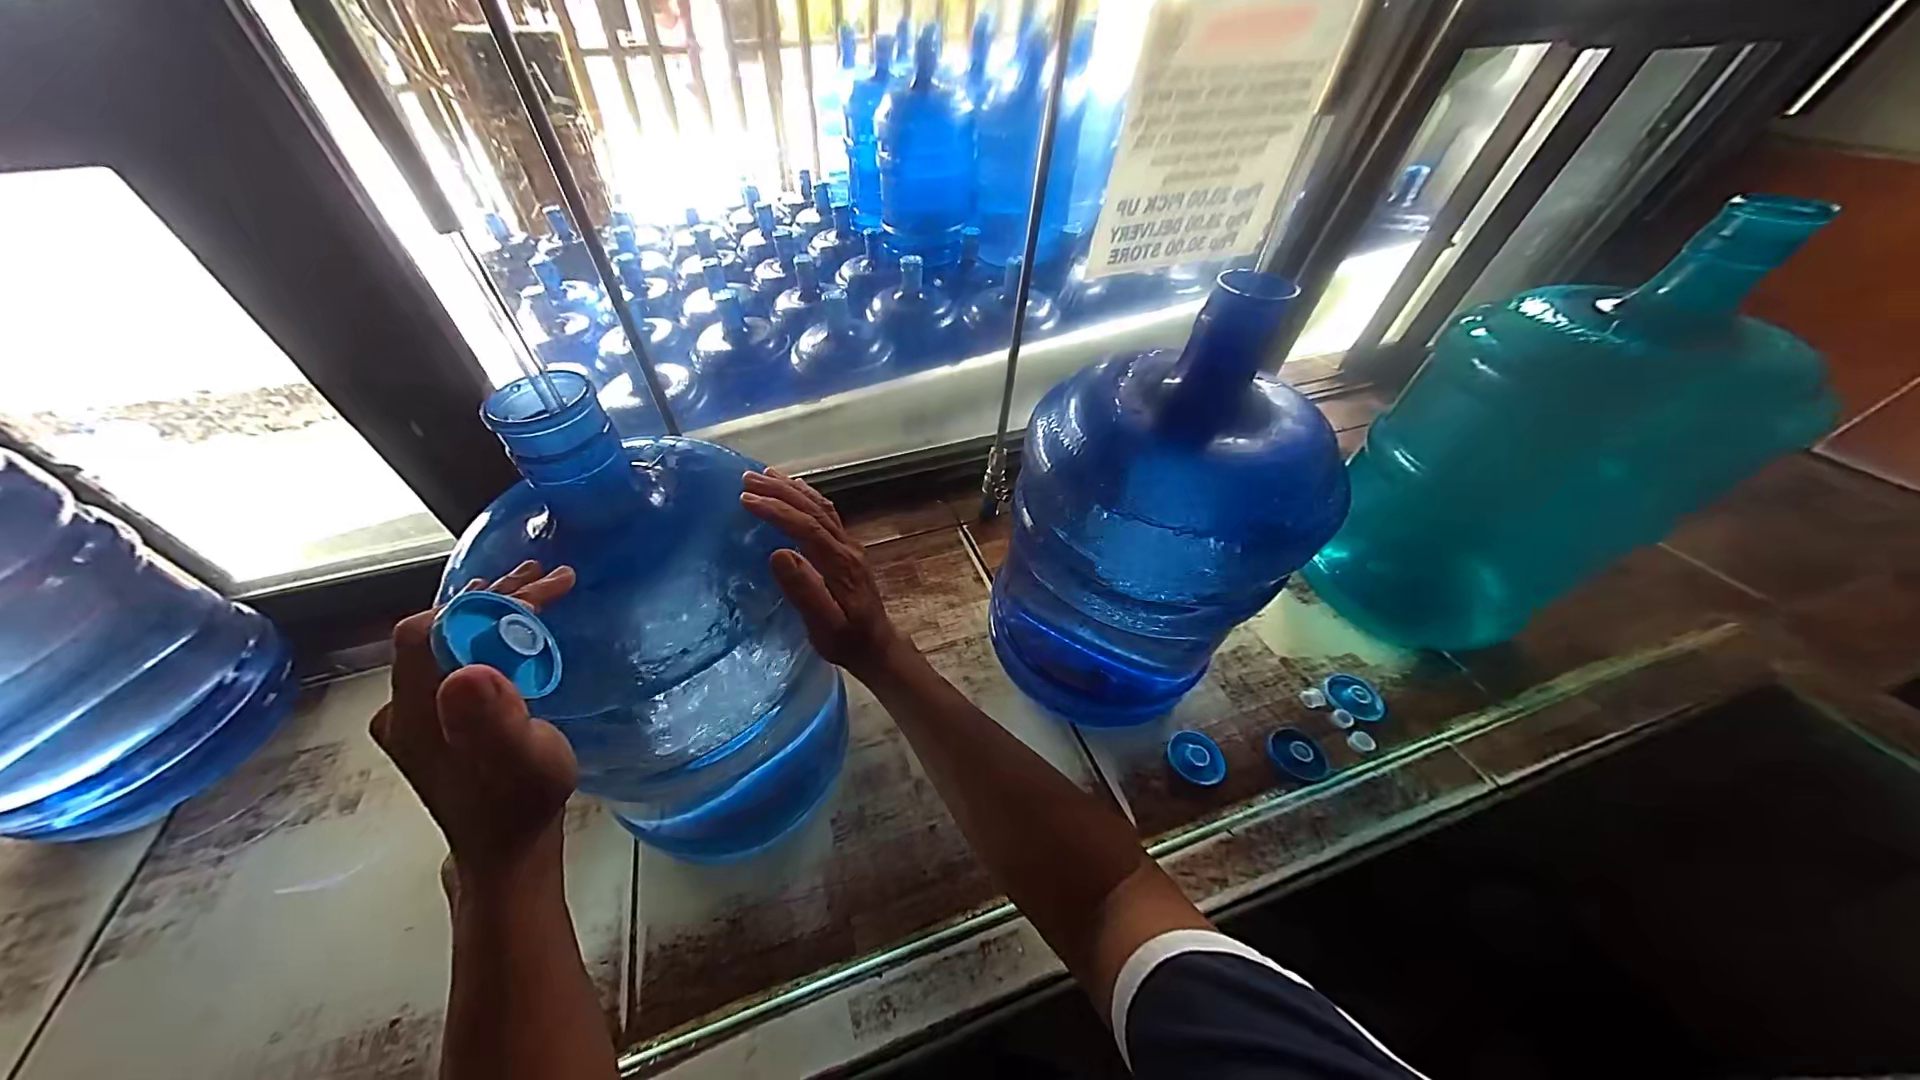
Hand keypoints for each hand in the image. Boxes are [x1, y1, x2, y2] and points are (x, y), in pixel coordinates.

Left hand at [371, 561, 578, 882]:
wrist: (506, 847)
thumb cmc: (523, 802)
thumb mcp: (522, 760)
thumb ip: (491, 719)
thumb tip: (471, 670)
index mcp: (417, 712)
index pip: (432, 632)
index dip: (484, 603)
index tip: (542, 588)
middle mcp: (404, 705)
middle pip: (437, 630)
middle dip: (493, 597)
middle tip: (546, 575)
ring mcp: (418, 711)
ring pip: (446, 640)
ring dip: (492, 609)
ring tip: (535, 585)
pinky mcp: (438, 716)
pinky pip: (456, 657)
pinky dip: (488, 631)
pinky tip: (514, 625)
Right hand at [741, 468, 913, 680]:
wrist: (877, 645)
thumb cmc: (846, 640)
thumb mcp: (824, 626)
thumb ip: (804, 591)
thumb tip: (779, 555)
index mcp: (840, 564)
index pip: (808, 527)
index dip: (778, 511)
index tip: (746, 499)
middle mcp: (847, 548)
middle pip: (814, 510)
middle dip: (780, 491)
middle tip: (747, 477)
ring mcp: (849, 546)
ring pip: (821, 508)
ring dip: (793, 489)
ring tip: (765, 474)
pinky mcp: (846, 550)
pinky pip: (825, 515)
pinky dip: (806, 498)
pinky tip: (793, 492)